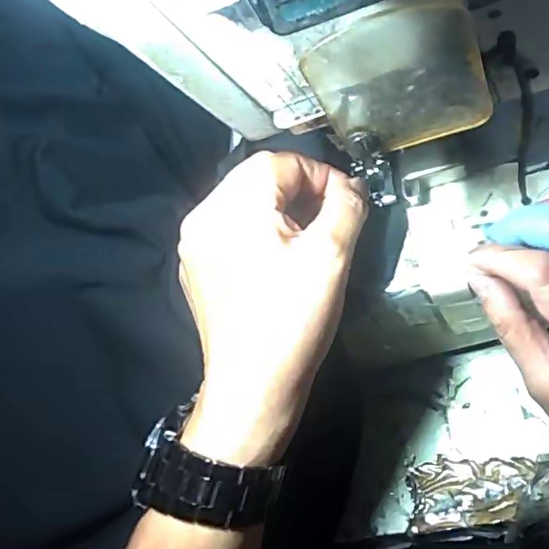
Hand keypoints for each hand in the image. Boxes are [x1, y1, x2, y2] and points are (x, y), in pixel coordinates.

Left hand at [176, 151, 367, 466]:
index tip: (348, 202)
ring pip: (249, 205)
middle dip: (304, 193)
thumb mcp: (332, 254)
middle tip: (334, 222)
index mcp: (230, 207)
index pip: (280, 161)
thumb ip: (347, 205)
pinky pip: (236, 233)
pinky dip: (264, 235)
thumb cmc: (291, 321)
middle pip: (260, 179)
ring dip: (285, 213)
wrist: (253, 387)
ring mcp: (197, 246)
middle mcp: (204, 219)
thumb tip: (352, 187)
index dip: (322, 175)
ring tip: (313, 244)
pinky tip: (285, 265)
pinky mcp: (201, 270)